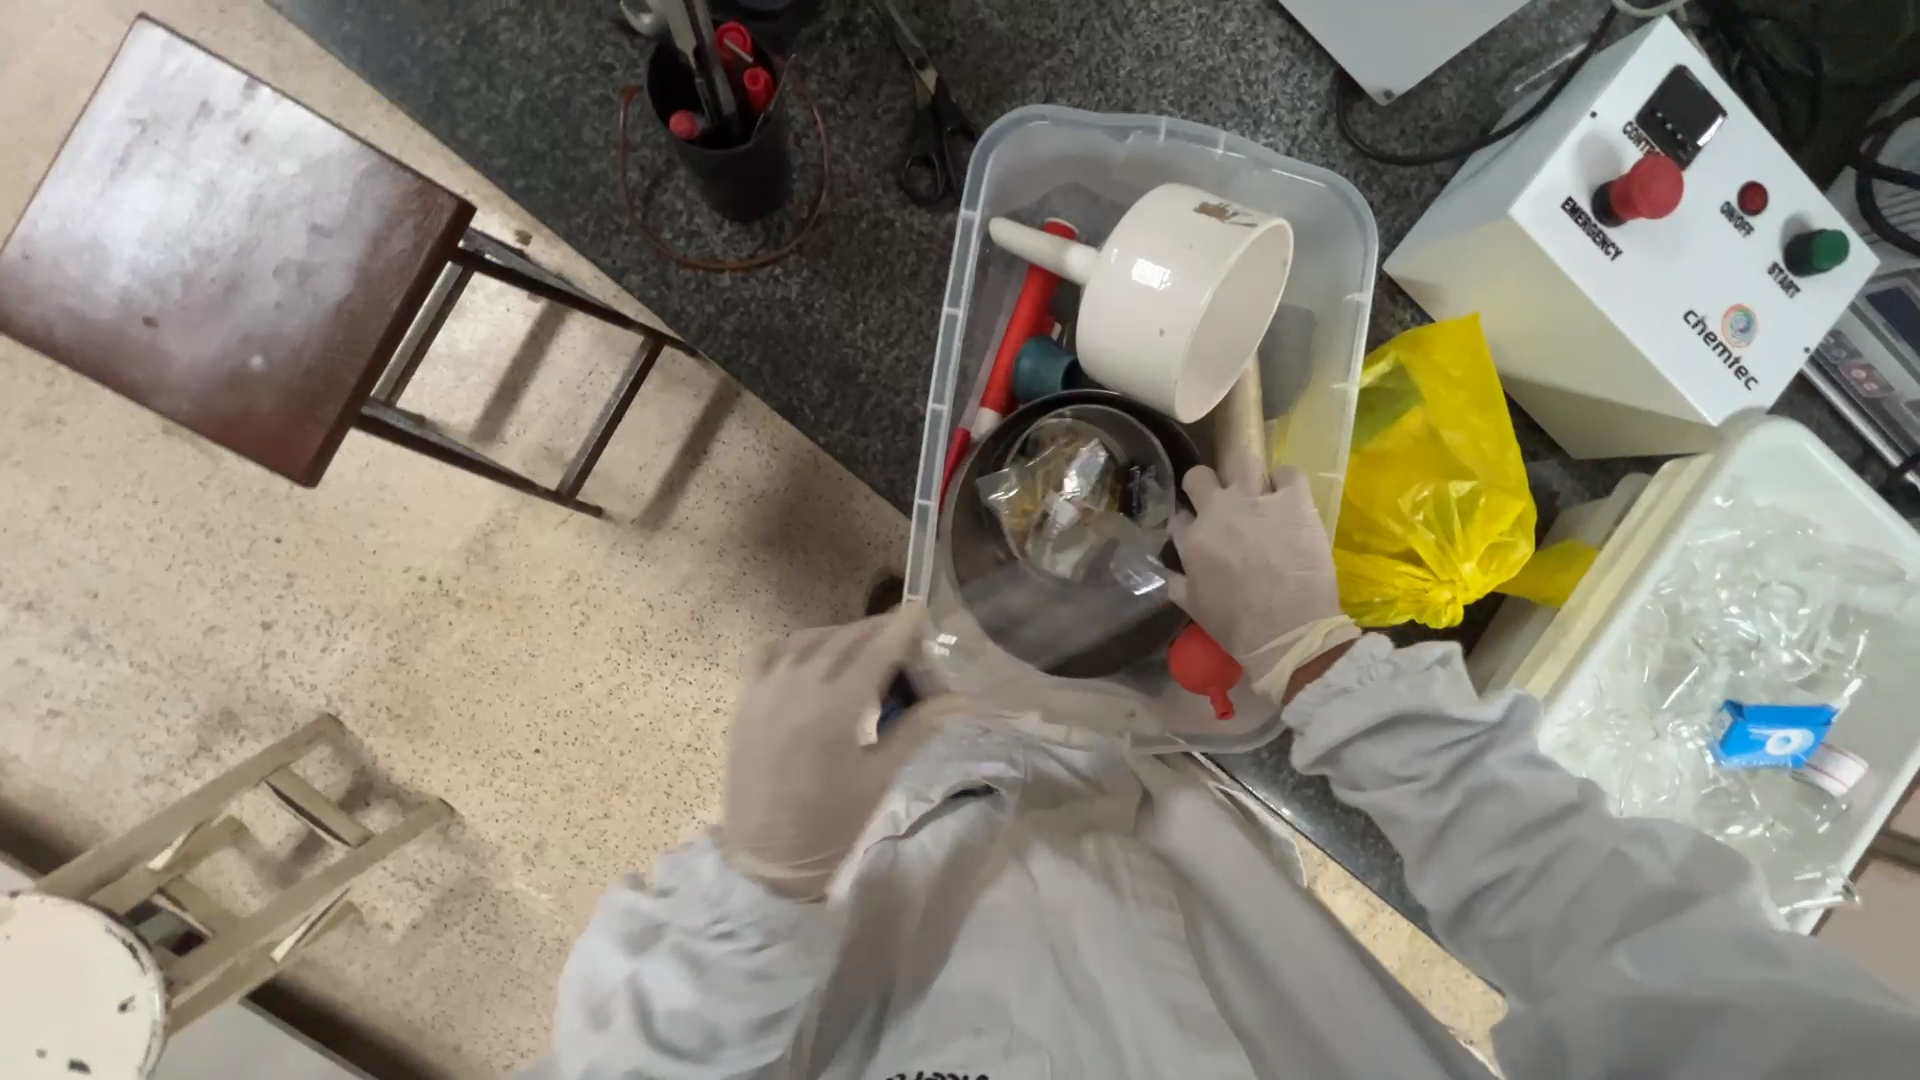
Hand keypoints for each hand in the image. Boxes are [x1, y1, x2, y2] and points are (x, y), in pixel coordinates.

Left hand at [718, 603, 958, 900]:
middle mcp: (798, 687)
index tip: (919, 611)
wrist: (767, 861)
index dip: (900, 628)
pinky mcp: (745, 702)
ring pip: (808, 640)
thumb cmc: (832, 824)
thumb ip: (918, 728)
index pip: (876, 650)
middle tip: (901, 635)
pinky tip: (811, 654)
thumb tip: (961, 698)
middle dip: (875, 630)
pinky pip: (768, 653)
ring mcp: (766, 691)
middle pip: (844, 639)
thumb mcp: (882, 778)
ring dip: (840, 634)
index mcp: (836, 708)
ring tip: (863, 645)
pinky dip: (795, 644)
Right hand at [1168, 463, 1360, 698]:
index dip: (1189, 521)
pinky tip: (1287, 495)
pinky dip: (1285, 480)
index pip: (1179, 516)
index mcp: (1192, 539)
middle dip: (1205, 485)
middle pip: (1199, 476)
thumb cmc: (1236, 625)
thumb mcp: (1192, 606)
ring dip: (1245, 475)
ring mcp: (1256, 501)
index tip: (1199, 530)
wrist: (1288, 631)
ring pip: (1241, 462)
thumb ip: (1178, 581)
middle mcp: (1218, 511)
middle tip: (1221, 501)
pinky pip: (1288, 472)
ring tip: (1257, 490)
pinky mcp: (1294, 501)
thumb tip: (1175, 571)